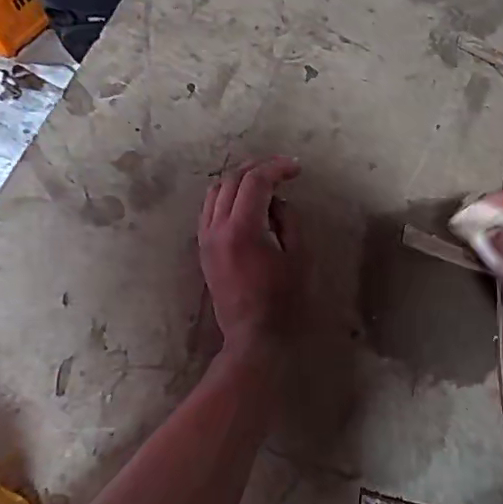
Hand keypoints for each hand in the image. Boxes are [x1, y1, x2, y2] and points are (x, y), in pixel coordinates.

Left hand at [198, 156, 302, 346]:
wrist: (254, 335)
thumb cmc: (284, 300)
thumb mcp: (298, 258)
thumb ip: (288, 222)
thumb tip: (278, 202)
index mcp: (243, 229)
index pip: (255, 182)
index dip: (277, 168)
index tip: (297, 168)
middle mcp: (217, 228)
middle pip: (231, 181)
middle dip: (257, 168)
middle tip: (283, 170)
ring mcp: (206, 239)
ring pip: (215, 192)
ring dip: (239, 181)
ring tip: (264, 183)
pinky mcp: (204, 250)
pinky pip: (210, 211)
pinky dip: (227, 198)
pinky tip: (246, 205)